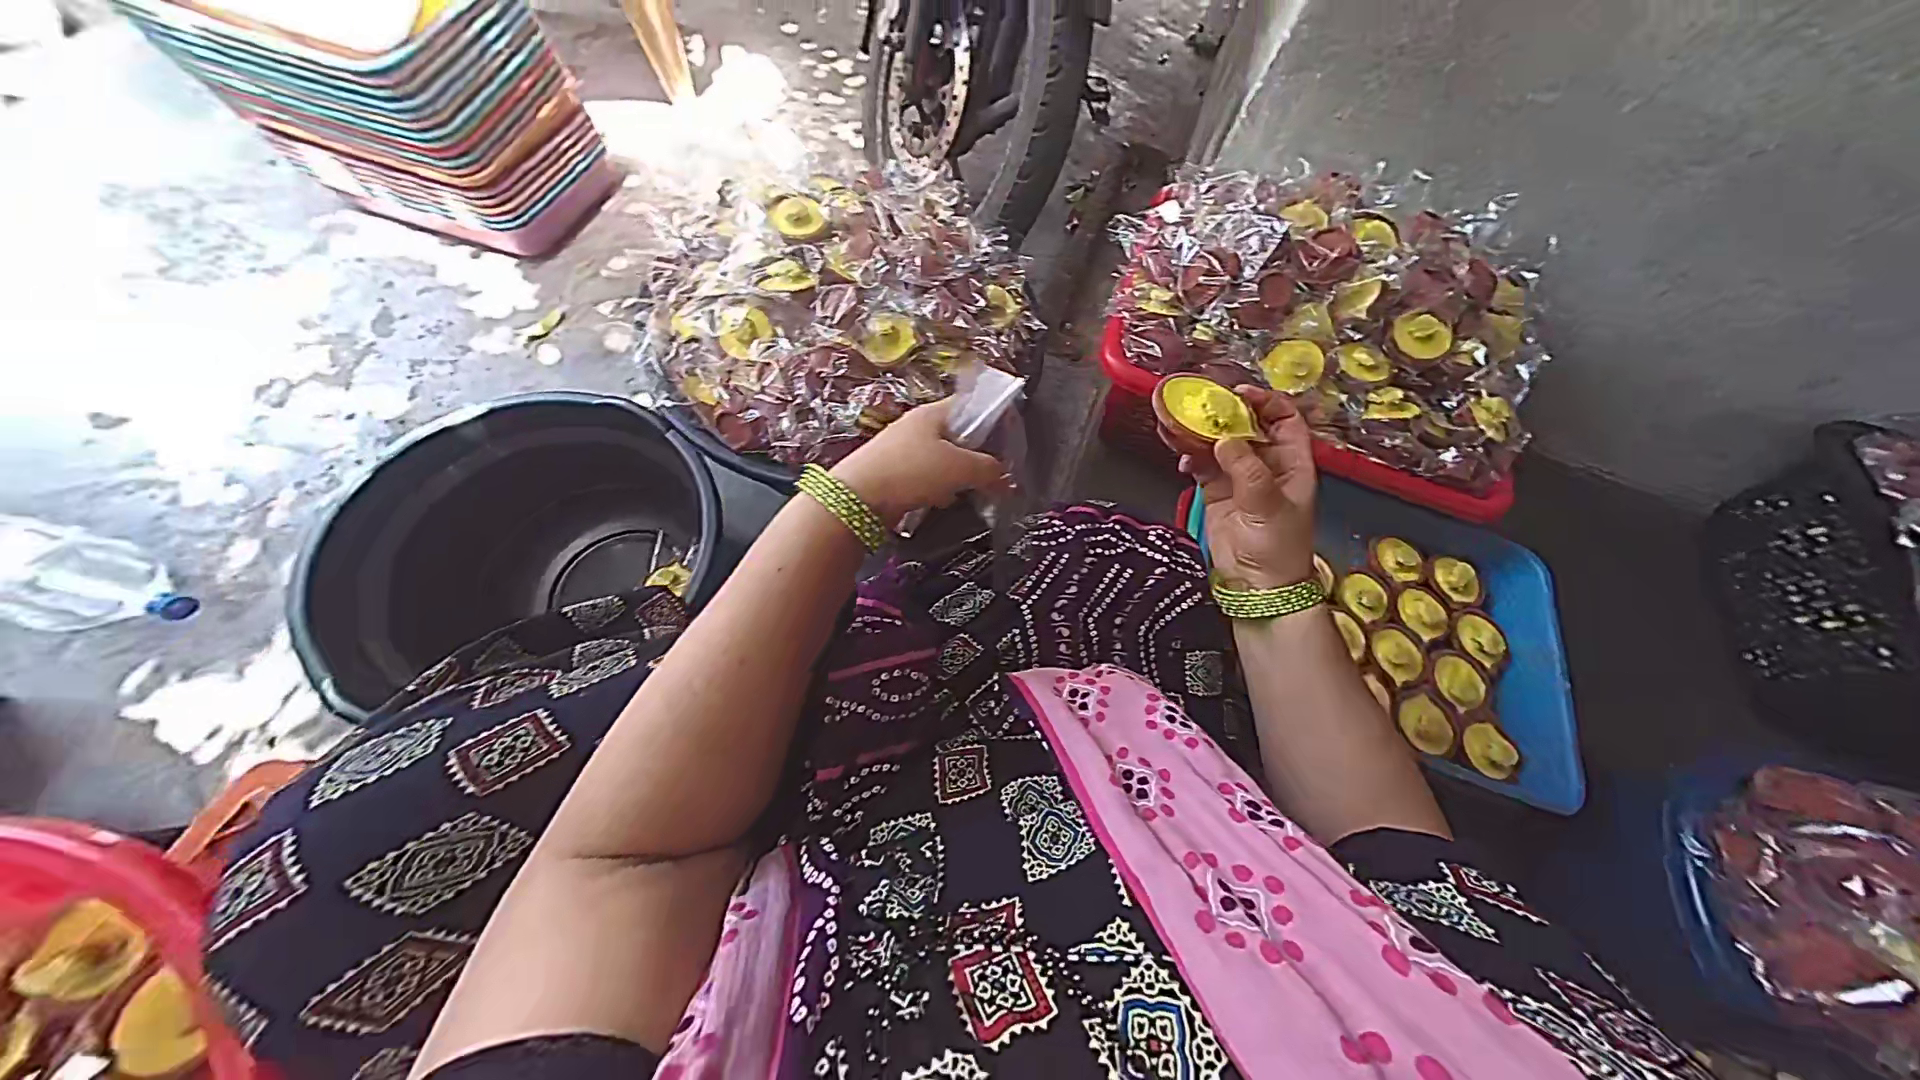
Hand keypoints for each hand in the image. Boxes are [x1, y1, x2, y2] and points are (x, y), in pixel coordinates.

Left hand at [831, 398, 1007, 523]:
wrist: (857, 498)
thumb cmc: (912, 471)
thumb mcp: (960, 468)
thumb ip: (989, 470)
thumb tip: (1007, 480)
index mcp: (932, 413)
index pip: (970, 405)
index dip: (992, 419)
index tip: (1008, 440)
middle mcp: (916, 427)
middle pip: (957, 437)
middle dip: (974, 457)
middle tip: (989, 475)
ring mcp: (902, 451)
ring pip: (942, 461)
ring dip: (955, 478)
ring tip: (963, 492)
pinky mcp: (893, 475)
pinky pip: (925, 479)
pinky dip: (936, 490)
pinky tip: (939, 502)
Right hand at [1172, 385, 1317, 588]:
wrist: (1256, 584)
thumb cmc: (1276, 545)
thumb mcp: (1268, 504)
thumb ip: (1247, 469)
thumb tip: (1225, 439)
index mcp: (1291, 463)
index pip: (1283, 420)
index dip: (1265, 403)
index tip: (1240, 394)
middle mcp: (1265, 465)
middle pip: (1245, 428)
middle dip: (1225, 415)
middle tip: (1201, 404)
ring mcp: (1238, 478)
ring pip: (1218, 445)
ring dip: (1199, 433)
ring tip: (1177, 421)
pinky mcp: (1215, 492)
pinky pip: (1201, 465)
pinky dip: (1189, 456)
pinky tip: (1180, 454)